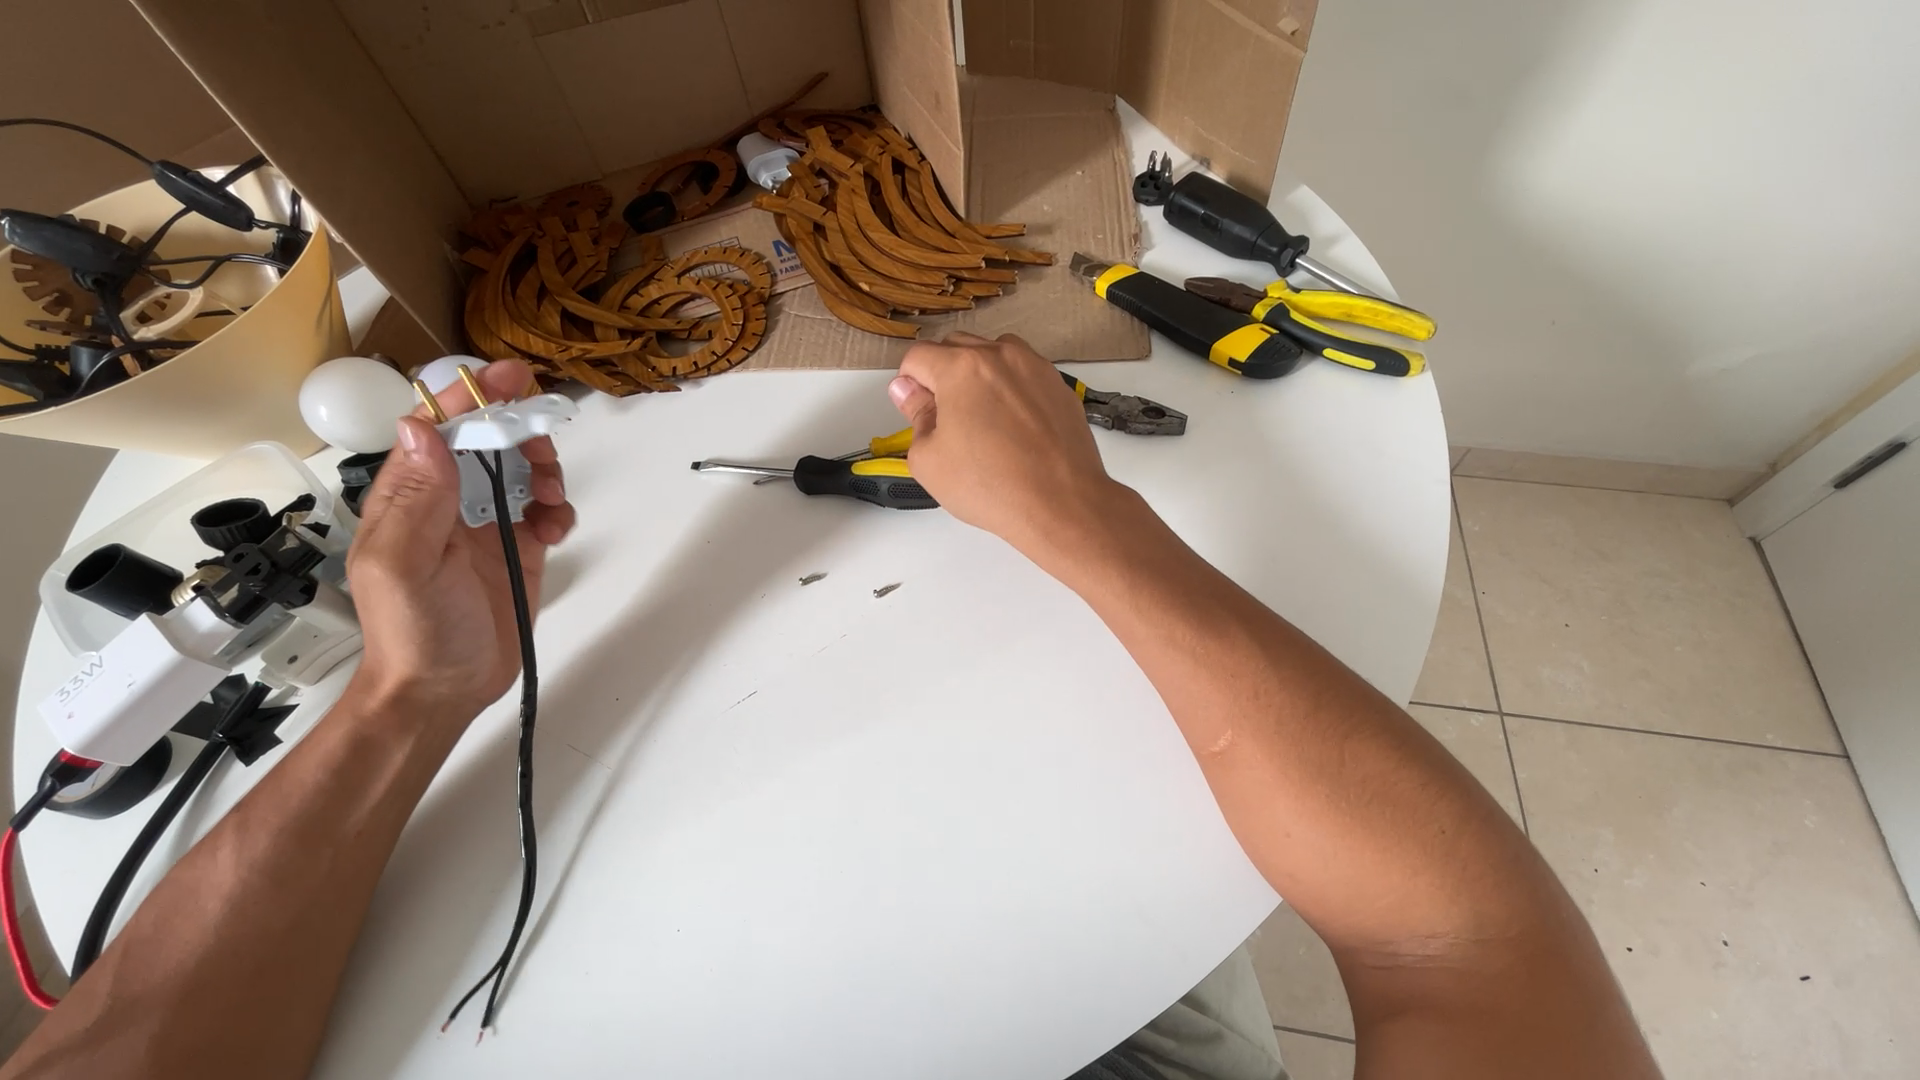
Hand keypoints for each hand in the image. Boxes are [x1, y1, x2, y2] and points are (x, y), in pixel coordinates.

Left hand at [344, 359, 575, 722]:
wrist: (445, 690)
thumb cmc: (415, 632)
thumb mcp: (403, 565)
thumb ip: (415, 499)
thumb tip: (421, 428)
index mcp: (409, 497)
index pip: (438, 429)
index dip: (471, 398)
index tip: (509, 379)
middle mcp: (448, 501)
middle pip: (489, 441)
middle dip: (521, 435)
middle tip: (543, 453)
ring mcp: (486, 523)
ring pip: (523, 469)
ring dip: (546, 471)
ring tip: (553, 499)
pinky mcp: (520, 547)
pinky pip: (546, 509)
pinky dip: (559, 510)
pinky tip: (555, 531)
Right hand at [889, 332, 1123, 552]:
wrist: (1060, 503)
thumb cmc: (995, 486)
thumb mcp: (929, 459)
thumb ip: (914, 415)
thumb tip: (908, 392)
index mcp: (961, 368)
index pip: (918, 356)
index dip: (908, 382)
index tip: (914, 406)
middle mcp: (1000, 357)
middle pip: (956, 347)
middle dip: (941, 374)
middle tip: (942, 417)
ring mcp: (1034, 368)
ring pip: (993, 354)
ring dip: (978, 375)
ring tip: (980, 417)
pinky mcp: (1058, 386)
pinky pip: (1024, 374)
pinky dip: (1010, 389)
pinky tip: (1011, 426)